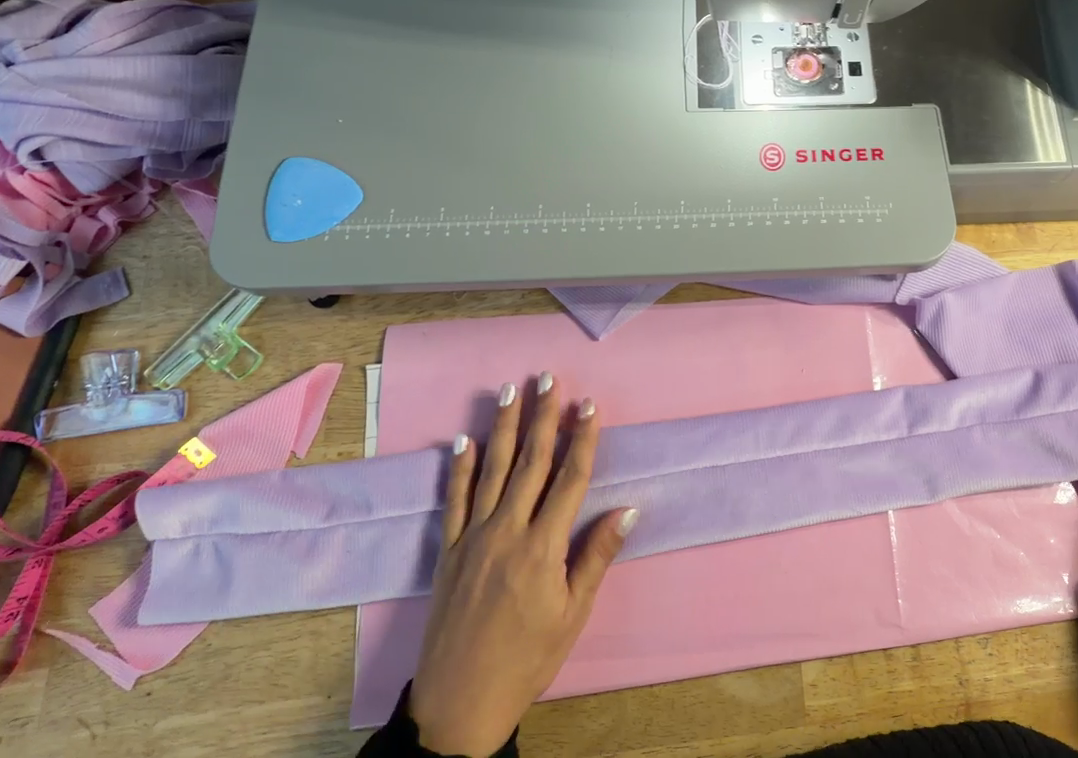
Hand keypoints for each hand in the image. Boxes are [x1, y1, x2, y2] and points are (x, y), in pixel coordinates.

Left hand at [409, 373, 636, 755]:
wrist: (459, 700)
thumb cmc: (528, 659)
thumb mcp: (573, 613)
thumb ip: (596, 556)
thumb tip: (628, 509)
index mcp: (543, 547)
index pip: (569, 479)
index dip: (582, 439)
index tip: (589, 405)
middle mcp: (507, 531)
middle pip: (529, 462)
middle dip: (542, 417)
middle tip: (548, 378)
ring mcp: (473, 537)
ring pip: (491, 470)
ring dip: (502, 427)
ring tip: (511, 391)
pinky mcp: (448, 550)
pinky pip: (454, 500)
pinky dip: (459, 468)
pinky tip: (463, 440)